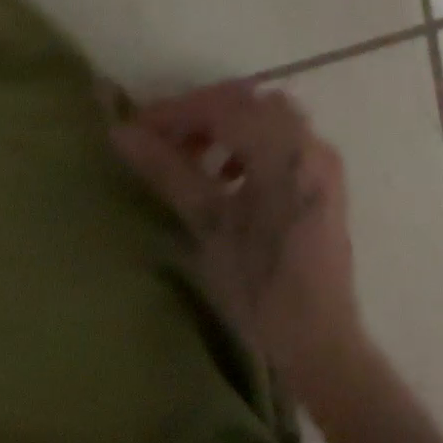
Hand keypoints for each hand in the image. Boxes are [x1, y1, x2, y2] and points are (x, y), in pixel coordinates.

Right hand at [111, 85, 366, 377]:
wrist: (317, 338)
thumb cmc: (258, 284)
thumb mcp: (208, 224)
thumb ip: (167, 171)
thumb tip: (121, 133)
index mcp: (284, 150)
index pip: (221, 107)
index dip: (172, 113)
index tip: (133, 131)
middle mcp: (310, 145)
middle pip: (247, 103)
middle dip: (199, 115)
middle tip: (159, 142)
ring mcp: (321, 165)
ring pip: (265, 120)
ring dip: (224, 128)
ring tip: (189, 161)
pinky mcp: (322, 185)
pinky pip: (281, 142)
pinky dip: (247, 146)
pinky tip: (225, 181)